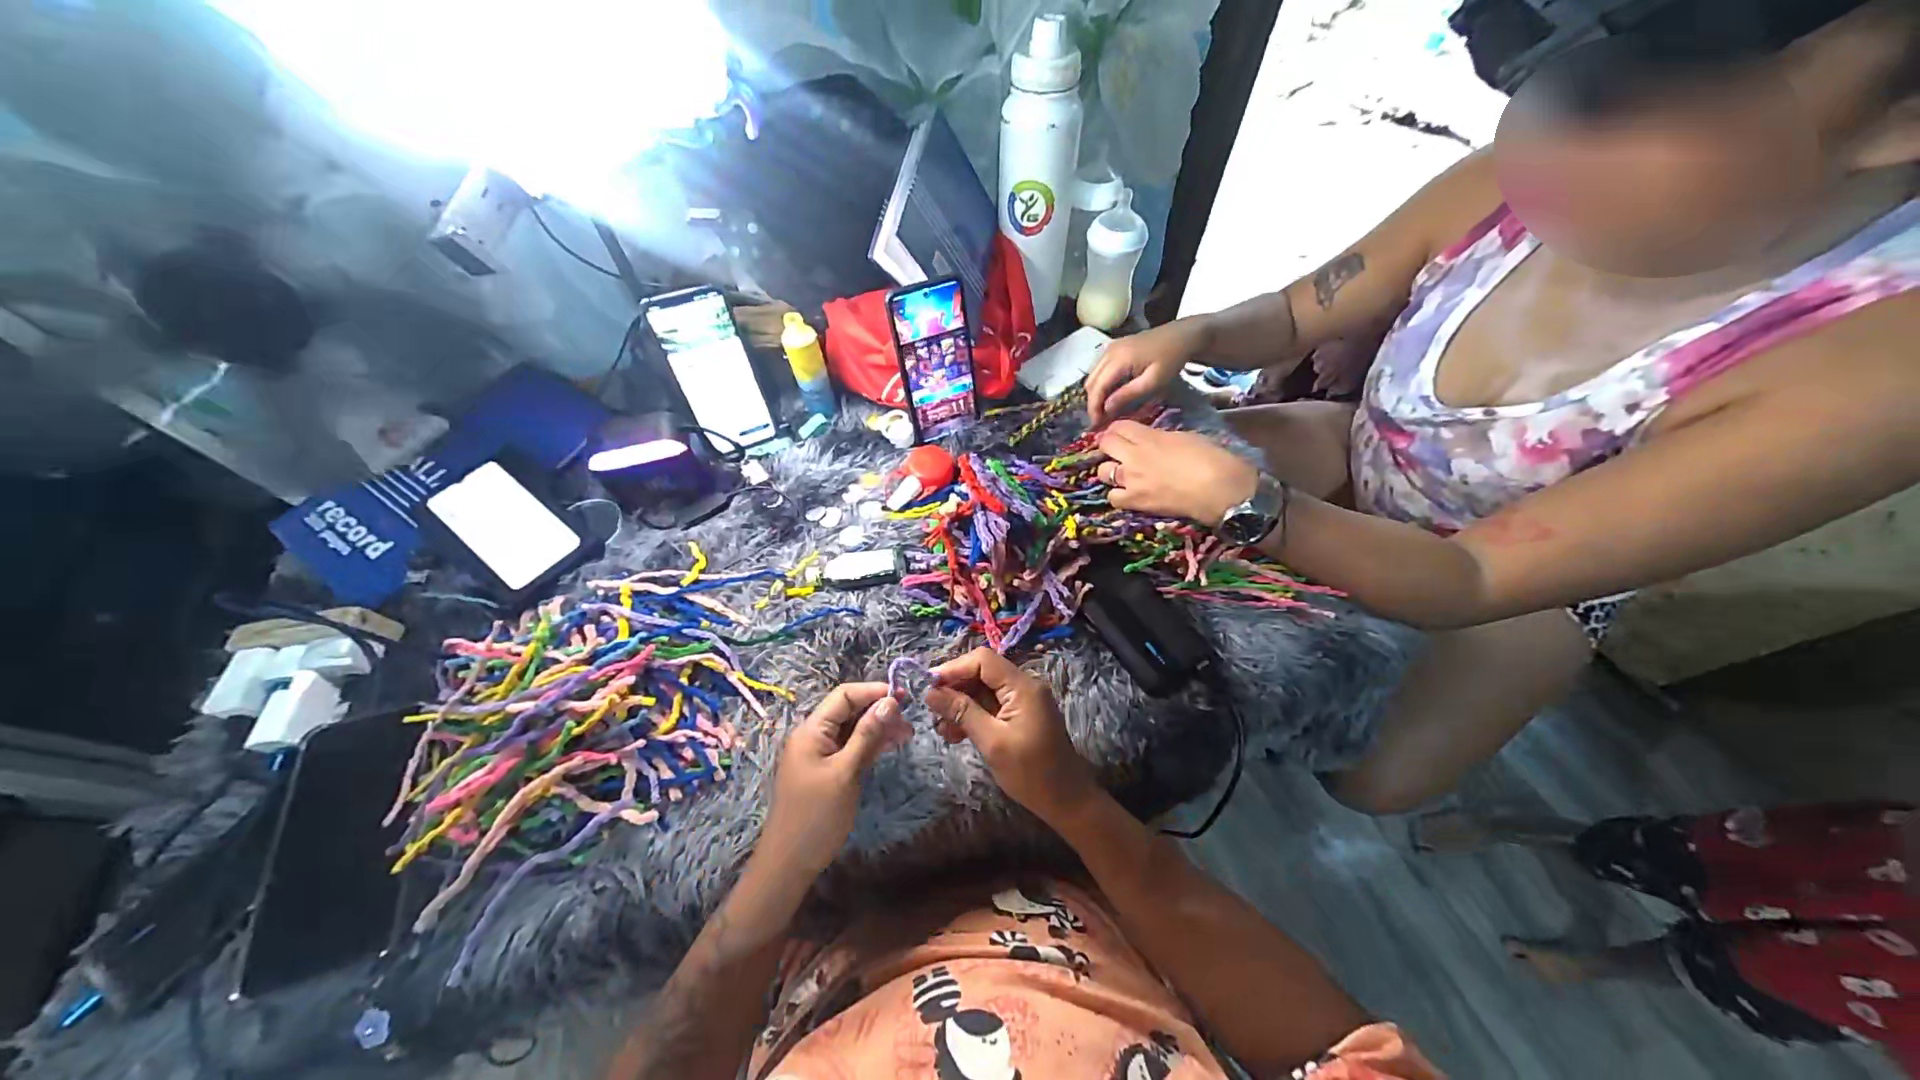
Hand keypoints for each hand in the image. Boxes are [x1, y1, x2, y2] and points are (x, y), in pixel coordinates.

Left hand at [761, 683, 911, 874]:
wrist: (790, 862)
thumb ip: (867, 735)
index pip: (844, 696)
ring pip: (851, 730)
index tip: (904, 697)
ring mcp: (819, 754)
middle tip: (909, 721)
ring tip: (906, 735)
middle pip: (848, 711)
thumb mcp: (846, 772)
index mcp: (811, 730)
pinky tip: (889, 747)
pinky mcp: (825, 770)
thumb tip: (889, 702)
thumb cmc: (817, 815)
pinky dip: (868, 745)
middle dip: (878, 711)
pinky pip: (849, 747)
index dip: (873, 692)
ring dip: (877, 728)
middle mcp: (813, 736)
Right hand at [923, 648, 1099, 825]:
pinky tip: (956, 734)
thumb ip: (962, 712)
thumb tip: (930, 692)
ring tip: (942, 729)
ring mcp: (1023, 700)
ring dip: (960, 705)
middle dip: (955, 689)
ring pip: (983, 690)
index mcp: (1022, 686)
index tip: (928, 687)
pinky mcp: (1020, 715)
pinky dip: (973, 716)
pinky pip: (991, 705)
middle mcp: (1024, 686)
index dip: (953, 669)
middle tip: (932, 711)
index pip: (983, 660)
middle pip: (982, 673)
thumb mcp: (992, 742)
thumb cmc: (1031, 773)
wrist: (1067, 801)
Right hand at [1085, 318, 1212, 425]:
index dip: (1094, 408)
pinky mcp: (1114, 348)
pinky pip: (1100, 369)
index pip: (1097, 388)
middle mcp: (1109, 351)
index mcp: (1118, 359)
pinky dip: (1101, 384)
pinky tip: (1111, 394)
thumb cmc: (1171, 359)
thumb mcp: (1153, 381)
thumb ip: (1128, 394)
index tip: (1097, 425)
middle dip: (1093, 403)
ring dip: (1096, 394)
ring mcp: (1110, 348)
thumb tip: (1106, 409)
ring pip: (1093, 376)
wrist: (1182, 335)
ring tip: (1106, 410)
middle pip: (1091, 382)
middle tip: (1102, 420)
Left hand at [1096, 420, 1257, 525]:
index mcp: (1149, 437)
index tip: (1120, 433)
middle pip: (1105, 445)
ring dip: (1110, 471)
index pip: (1118, 426)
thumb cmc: (1212, 458)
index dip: (1117, 429)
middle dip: (1108, 445)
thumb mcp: (1186, 436)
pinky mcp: (1136, 502)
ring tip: (1121, 474)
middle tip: (1116, 451)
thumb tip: (1152, 440)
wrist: (1220, 489)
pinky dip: (1118, 495)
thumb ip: (1162, 437)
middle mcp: (1135, 456)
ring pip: (1103, 472)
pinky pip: (1113, 497)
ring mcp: (1132, 480)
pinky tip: (1128, 494)